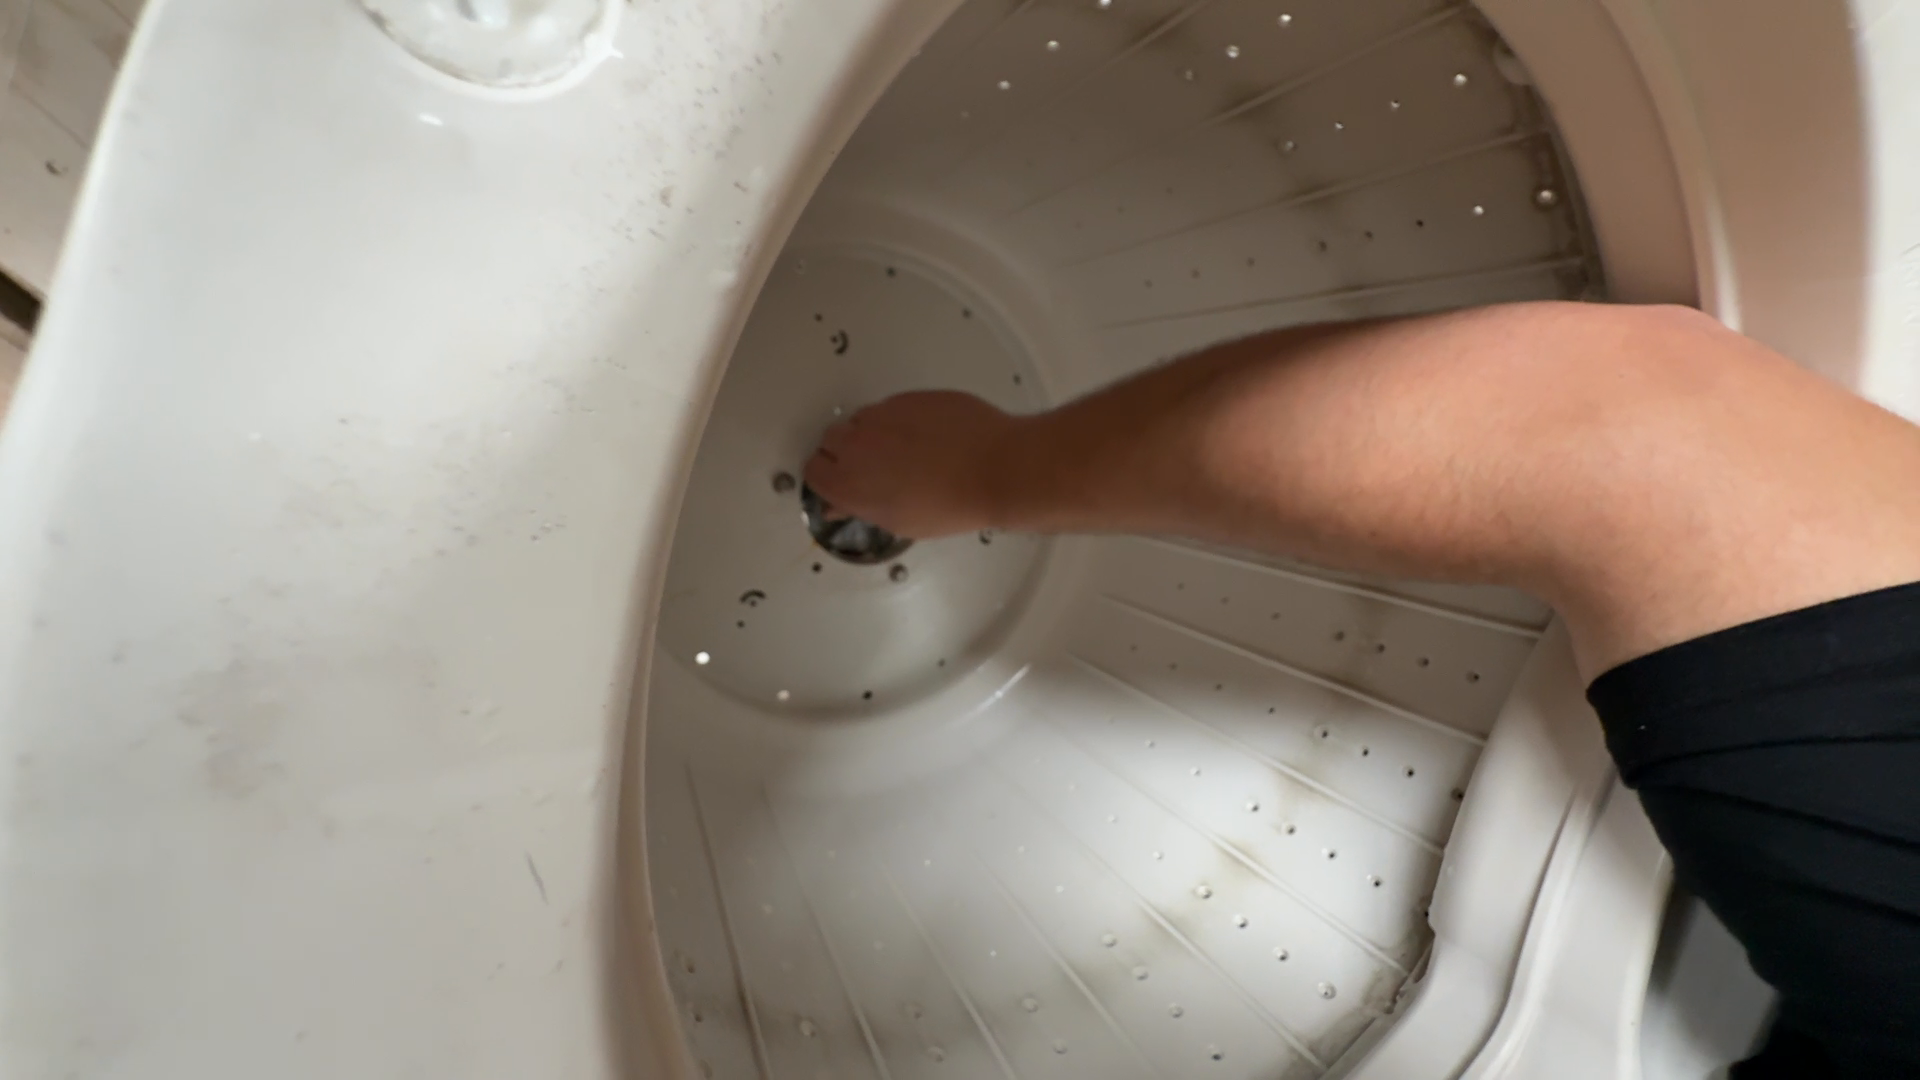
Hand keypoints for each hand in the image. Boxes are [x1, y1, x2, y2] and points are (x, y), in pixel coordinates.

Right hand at [804, 391, 1017, 538]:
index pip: (813, 471)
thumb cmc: (952, 504)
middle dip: (845, 452)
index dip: (827, 477)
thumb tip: (842, 504)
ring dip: (872, 433)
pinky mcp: (908, 397)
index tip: (840, 482)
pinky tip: (926, 435)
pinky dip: (900, 419)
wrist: (994, 468)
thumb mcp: (901, 522)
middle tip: (873, 466)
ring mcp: (883, 415)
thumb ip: (862, 507)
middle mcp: (858, 444)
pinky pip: (892, 406)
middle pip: (831, 440)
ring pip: (861, 420)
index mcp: (850, 482)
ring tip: (905, 450)